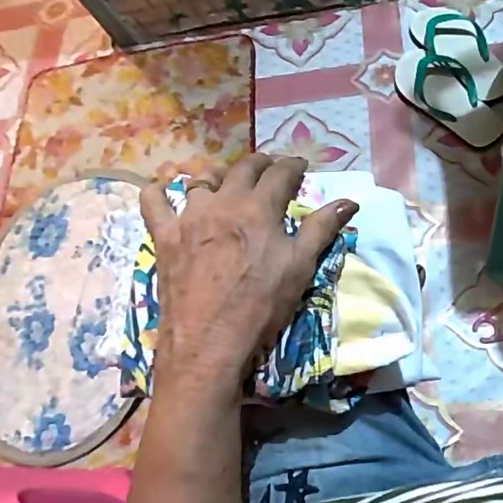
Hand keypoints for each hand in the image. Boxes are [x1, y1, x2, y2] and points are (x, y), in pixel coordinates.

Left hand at [143, 154, 356, 382]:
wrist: (210, 339)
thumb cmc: (261, 305)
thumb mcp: (300, 267)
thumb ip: (322, 229)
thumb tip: (349, 201)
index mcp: (259, 208)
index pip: (280, 174)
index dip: (293, 166)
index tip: (300, 166)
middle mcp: (223, 202)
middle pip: (243, 169)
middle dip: (260, 164)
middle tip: (269, 168)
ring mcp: (189, 217)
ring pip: (201, 180)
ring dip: (217, 175)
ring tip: (225, 180)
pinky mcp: (164, 236)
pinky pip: (153, 203)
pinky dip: (157, 190)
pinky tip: (161, 187)